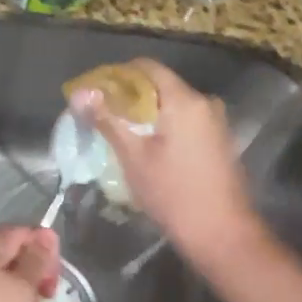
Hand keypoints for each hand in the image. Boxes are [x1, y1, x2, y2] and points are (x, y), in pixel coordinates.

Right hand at [71, 59, 271, 271]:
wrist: (221, 234)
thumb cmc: (173, 192)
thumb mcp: (133, 156)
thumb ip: (108, 119)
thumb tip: (80, 93)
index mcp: (185, 100)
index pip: (147, 67)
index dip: (117, 74)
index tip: (95, 91)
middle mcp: (204, 103)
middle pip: (160, 85)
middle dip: (129, 96)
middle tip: (101, 114)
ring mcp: (215, 122)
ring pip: (172, 105)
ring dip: (146, 113)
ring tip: (119, 132)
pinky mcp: (218, 141)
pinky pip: (184, 121)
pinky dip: (163, 126)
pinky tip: (146, 147)